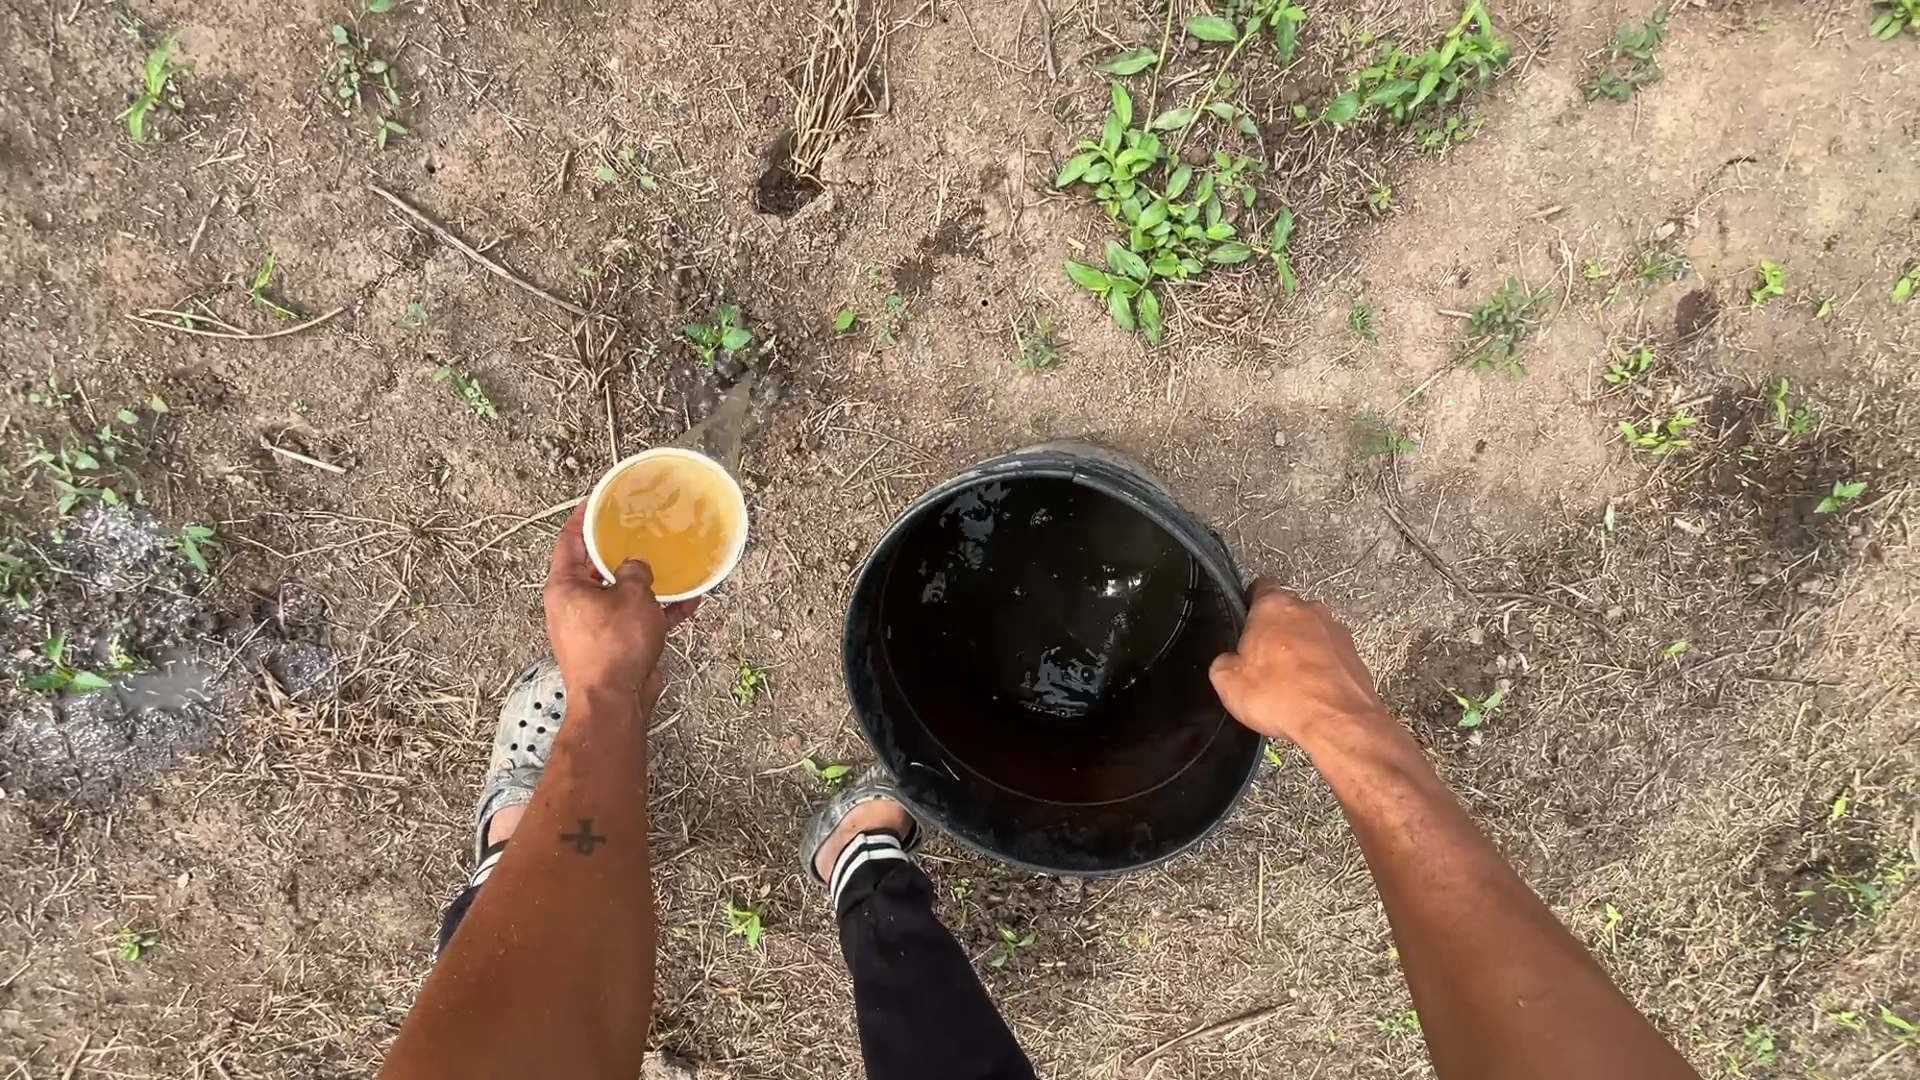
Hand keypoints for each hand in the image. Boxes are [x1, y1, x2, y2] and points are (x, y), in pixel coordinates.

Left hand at [543, 502, 699, 706]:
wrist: (616, 699)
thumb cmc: (614, 648)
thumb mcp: (633, 595)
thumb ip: (636, 571)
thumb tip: (637, 567)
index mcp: (565, 587)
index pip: (570, 541)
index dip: (583, 518)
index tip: (596, 501)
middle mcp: (573, 605)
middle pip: (596, 568)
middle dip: (621, 552)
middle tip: (639, 531)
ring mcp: (592, 626)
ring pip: (621, 594)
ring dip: (647, 584)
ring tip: (670, 568)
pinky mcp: (613, 644)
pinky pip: (636, 619)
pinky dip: (658, 611)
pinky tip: (687, 602)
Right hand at [1209, 578, 1391, 747]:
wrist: (1337, 723)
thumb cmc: (1282, 696)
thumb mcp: (1226, 681)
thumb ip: (1222, 662)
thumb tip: (1230, 662)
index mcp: (1273, 606)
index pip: (1259, 586)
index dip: (1249, 603)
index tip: (1245, 622)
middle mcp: (1307, 610)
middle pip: (1285, 612)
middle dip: (1274, 631)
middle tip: (1261, 661)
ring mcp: (1335, 631)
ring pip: (1309, 633)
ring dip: (1299, 649)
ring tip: (1288, 682)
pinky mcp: (1354, 654)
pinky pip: (1329, 655)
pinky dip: (1320, 668)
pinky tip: (1309, 693)